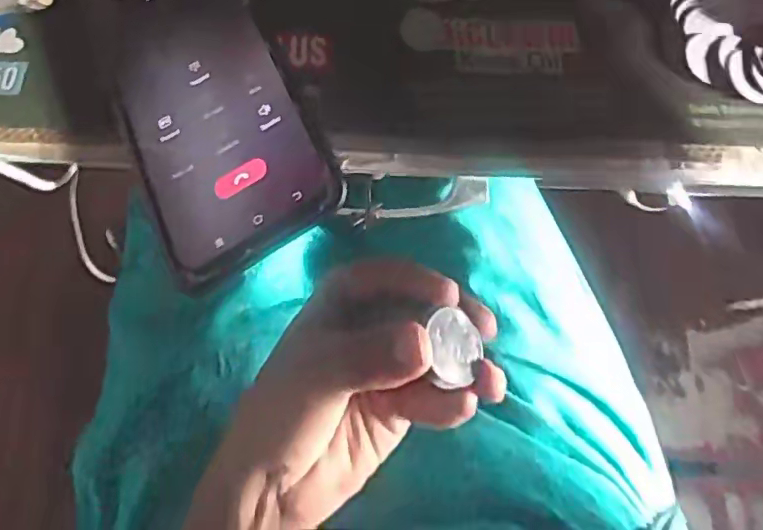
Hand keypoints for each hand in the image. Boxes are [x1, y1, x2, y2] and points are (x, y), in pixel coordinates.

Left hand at [184, 259, 506, 529]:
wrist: (271, 484)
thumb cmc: (283, 409)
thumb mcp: (321, 373)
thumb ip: (370, 356)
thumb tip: (423, 341)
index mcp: (343, 301)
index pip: (386, 277)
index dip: (418, 280)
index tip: (450, 296)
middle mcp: (369, 326)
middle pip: (420, 312)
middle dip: (455, 321)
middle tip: (486, 332)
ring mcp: (388, 367)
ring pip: (435, 356)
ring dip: (465, 365)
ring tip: (491, 383)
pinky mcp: (399, 408)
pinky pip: (432, 397)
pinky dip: (451, 400)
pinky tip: (464, 407)